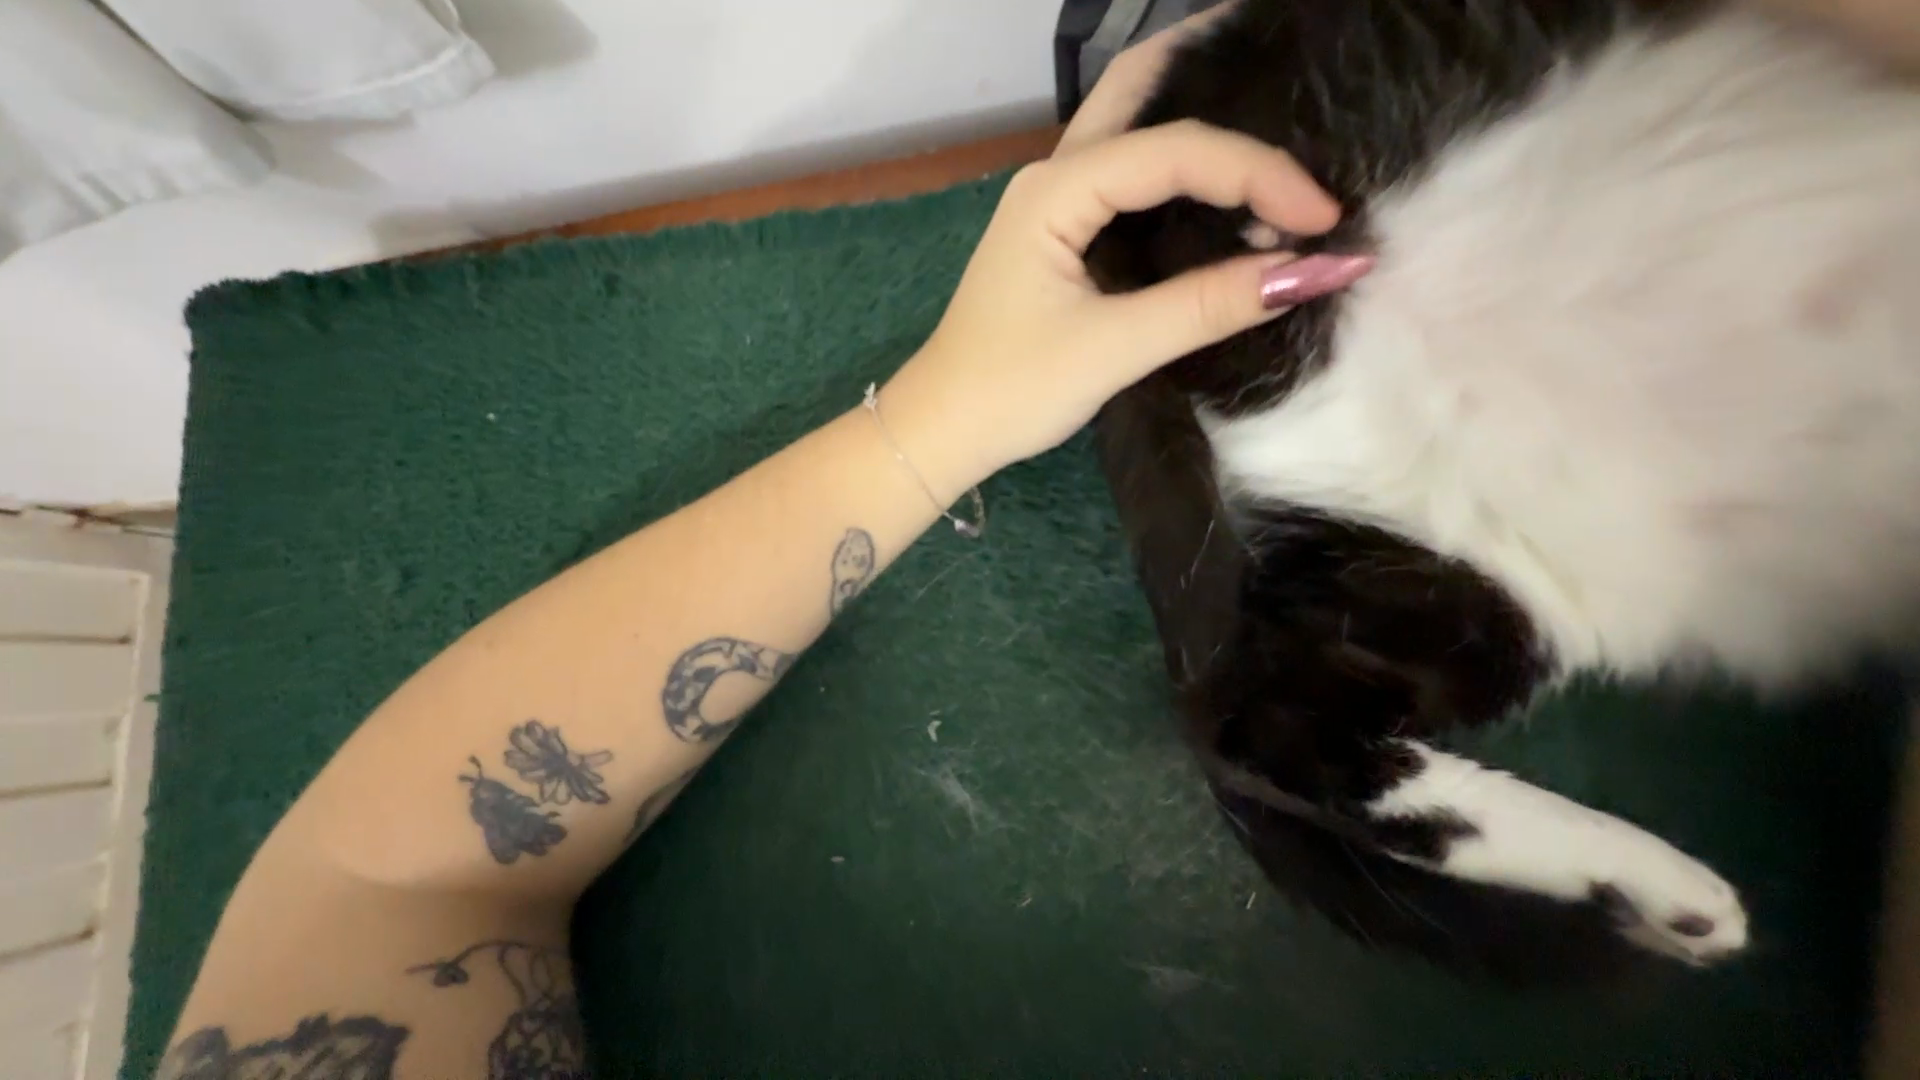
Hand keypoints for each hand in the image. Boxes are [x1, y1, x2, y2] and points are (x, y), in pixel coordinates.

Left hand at [877, 8, 1370, 498]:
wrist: (942, 428)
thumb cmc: (1011, 390)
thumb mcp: (1114, 348)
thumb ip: (1210, 304)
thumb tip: (1318, 270)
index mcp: (1056, 191)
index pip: (1177, 151)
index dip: (1260, 173)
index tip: (1324, 218)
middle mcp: (1052, 179)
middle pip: (1139, 91)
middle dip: (1211, 66)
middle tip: (1289, 60)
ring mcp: (1052, 206)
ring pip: (1130, 130)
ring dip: (1196, 116)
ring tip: (1274, 114)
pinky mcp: (1059, 238)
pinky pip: (1124, 180)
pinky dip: (1175, 170)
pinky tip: (1217, 181)